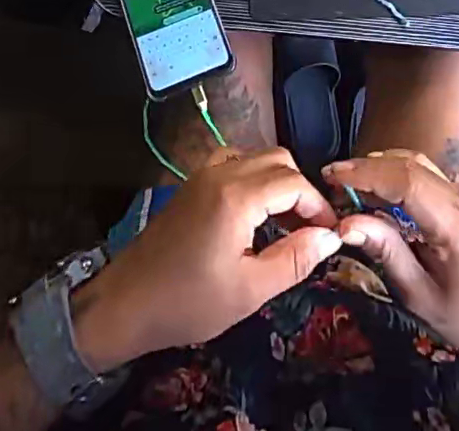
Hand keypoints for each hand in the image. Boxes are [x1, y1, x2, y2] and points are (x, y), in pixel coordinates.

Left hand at [72, 147, 342, 371]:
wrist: (127, 301)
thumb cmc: (188, 302)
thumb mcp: (249, 290)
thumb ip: (294, 259)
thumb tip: (330, 237)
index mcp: (236, 196)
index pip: (294, 182)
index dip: (318, 205)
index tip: (329, 234)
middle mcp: (222, 172)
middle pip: (279, 159)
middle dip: (301, 190)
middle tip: (310, 229)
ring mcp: (205, 172)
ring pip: (258, 156)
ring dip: (279, 180)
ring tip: (287, 222)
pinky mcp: (195, 181)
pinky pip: (236, 162)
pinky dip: (256, 176)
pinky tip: (256, 211)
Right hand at [323, 150, 458, 363]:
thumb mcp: (419, 295)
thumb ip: (385, 252)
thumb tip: (345, 223)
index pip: (409, 183)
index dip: (368, 174)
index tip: (333, 177)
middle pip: (410, 166)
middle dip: (366, 166)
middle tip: (332, 177)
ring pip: (416, 162)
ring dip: (378, 165)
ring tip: (347, 180)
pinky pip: (423, 171)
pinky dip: (392, 170)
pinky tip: (373, 184)